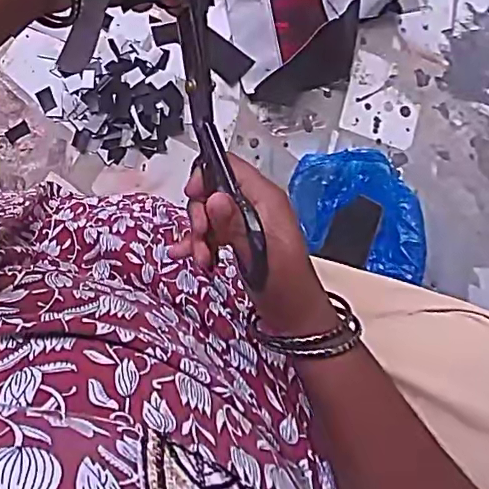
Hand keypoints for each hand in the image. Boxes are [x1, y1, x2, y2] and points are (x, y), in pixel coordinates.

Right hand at [166, 154, 339, 336]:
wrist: (296, 321)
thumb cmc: (288, 288)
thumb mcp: (258, 254)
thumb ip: (234, 225)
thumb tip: (215, 197)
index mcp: (266, 200)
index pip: (229, 166)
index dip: (206, 176)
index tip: (193, 196)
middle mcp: (255, 206)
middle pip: (213, 190)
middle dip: (199, 212)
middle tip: (201, 235)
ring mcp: (246, 222)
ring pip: (208, 212)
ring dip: (198, 233)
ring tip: (201, 255)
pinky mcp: (238, 238)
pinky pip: (211, 230)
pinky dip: (200, 242)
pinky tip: (192, 255)